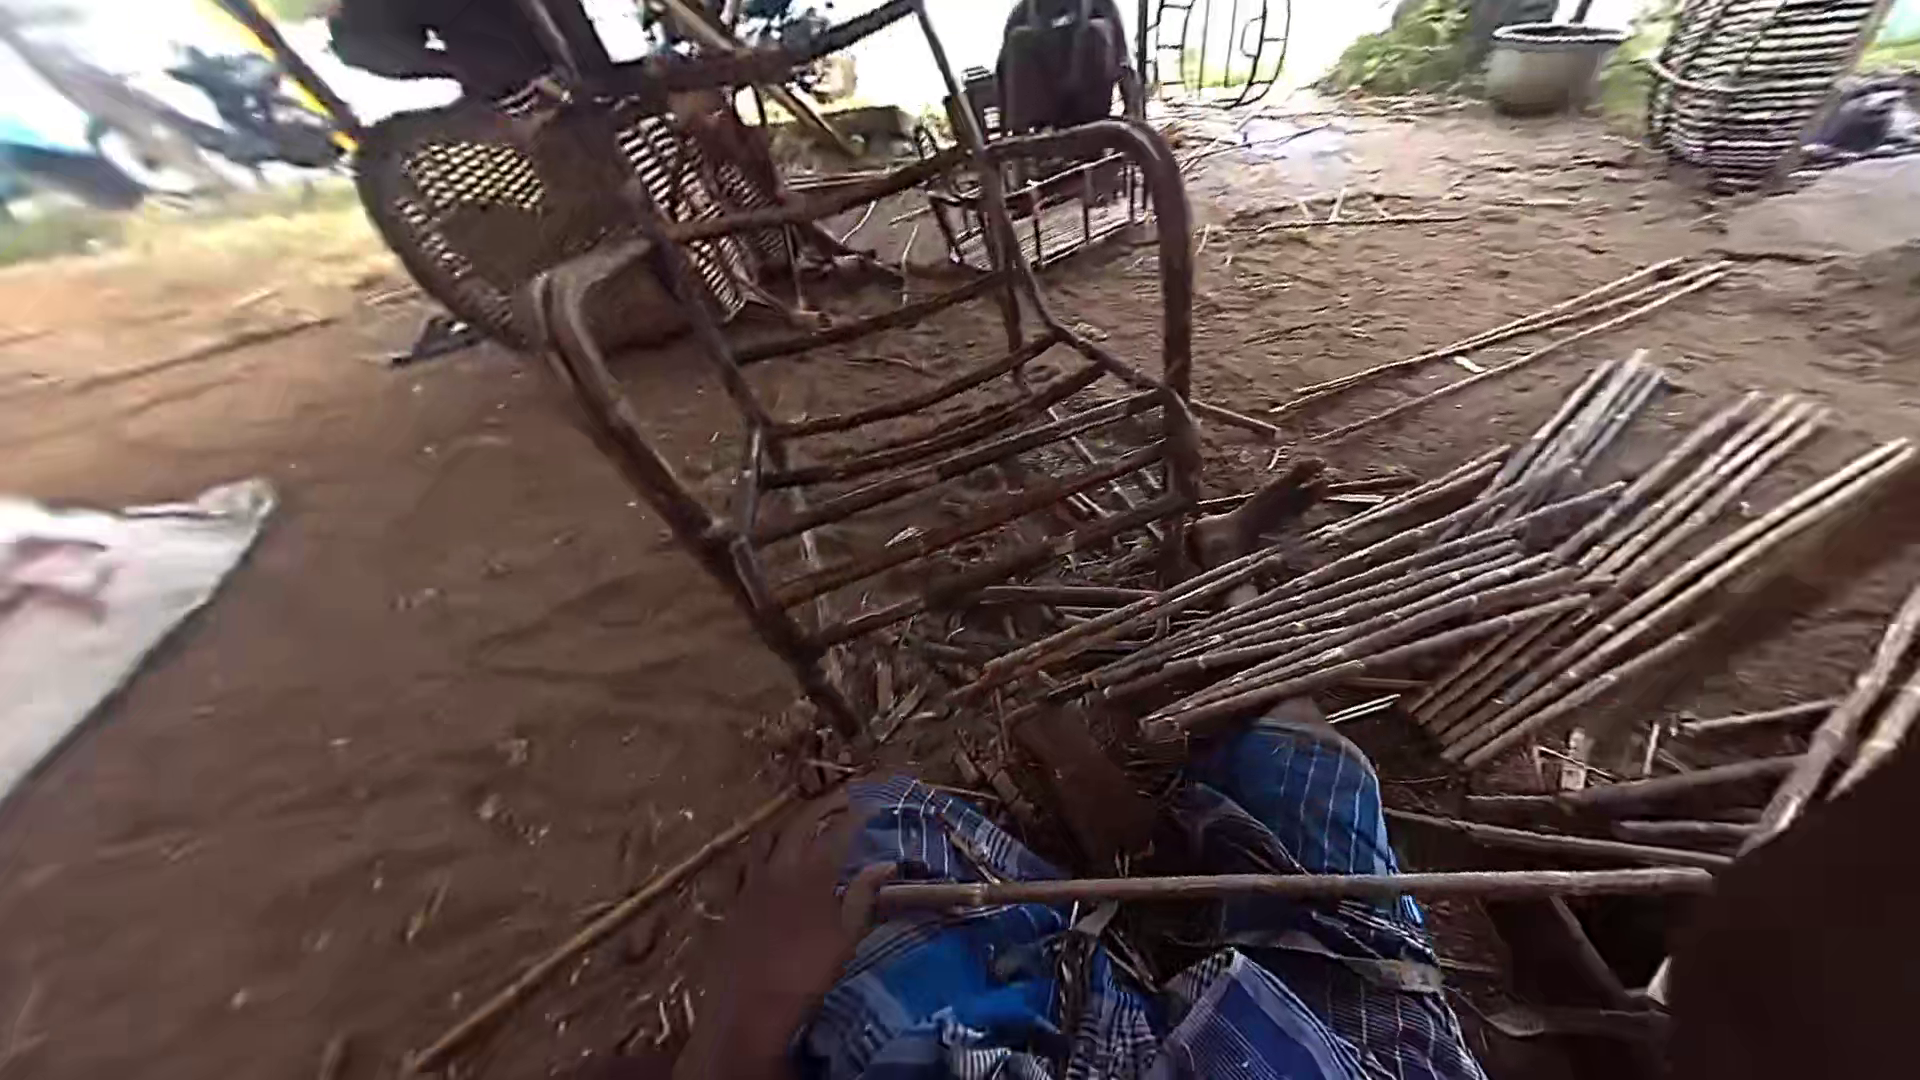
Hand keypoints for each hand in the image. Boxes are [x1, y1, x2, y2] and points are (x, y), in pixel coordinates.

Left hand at [673, 791, 895, 1079]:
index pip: (839, 831)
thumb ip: (864, 894)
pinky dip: (763, 851)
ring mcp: (754, 879)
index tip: (870, 806)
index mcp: (813, 872)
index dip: (856, 815)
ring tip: (806, 821)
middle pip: (803, 821)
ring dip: (790, 823)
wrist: (749, 1011)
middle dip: (824, 805)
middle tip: (842, 799)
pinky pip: (747, 861)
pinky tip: (770, 858)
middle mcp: (782, 865)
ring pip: (770, 834)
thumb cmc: (806, 974)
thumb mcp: (846, 936)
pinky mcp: (735, 897)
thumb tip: (886, 863)